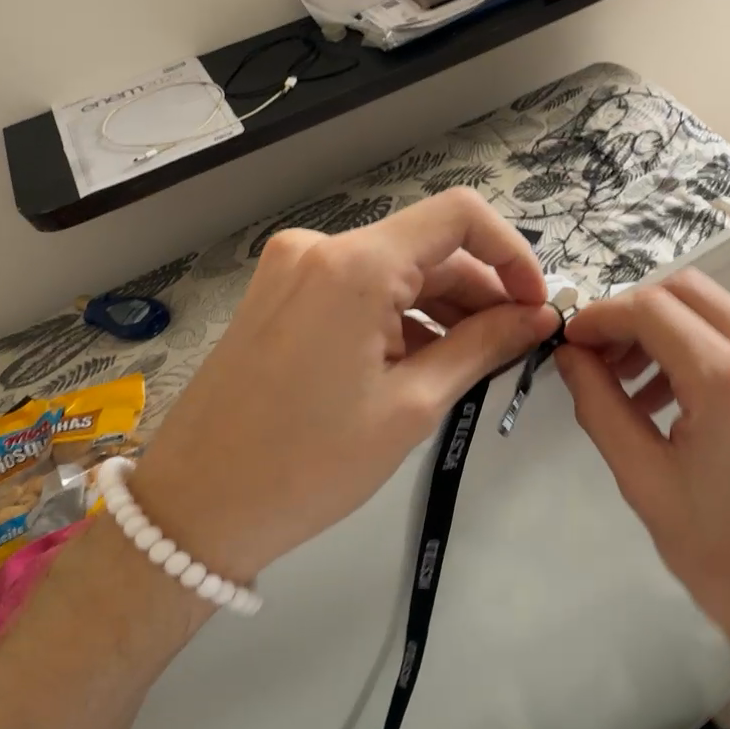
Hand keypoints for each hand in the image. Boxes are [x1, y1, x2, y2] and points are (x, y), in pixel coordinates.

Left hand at [130, 188, 556, 581]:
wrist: (190, 513)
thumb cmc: (308, 464)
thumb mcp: (412, 405)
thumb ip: (484, 345)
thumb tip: (538, 317)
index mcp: (355, 266)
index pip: (461, 216)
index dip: (512, 252)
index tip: (534, 304)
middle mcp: (321, 249)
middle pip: (431, 248)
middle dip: (484, 290)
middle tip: (517, 344)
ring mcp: (295, 270)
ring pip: (400, 270)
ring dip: (447, 307)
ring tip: (475, 361)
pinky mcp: (281, 296)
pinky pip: (364, 289)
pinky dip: (405, 316)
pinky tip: (425, 362)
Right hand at [553, 271, 729, 652]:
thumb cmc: (714, 548)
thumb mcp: (642, 477)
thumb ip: (600, 404)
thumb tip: (570, 354)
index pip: (654, 310)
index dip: (602, 316)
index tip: (571, 342)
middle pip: (688, 291)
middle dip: (634, 313)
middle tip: (598, 357)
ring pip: (715, 308)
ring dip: (665, 329)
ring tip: (626, 382)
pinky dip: (697, 347)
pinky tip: (667, 393)